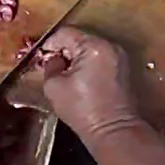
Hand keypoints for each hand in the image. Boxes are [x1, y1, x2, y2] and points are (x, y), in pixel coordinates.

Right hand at [37, 26, 152, 140]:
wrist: (112, 131)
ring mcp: (119, 57)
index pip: (65, 33)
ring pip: (90, 47)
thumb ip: (50, 66)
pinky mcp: (123, 68)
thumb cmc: (82, 109)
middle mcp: (110, 46)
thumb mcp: (54, 86)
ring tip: (65, 73)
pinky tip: (79, 79)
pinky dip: (88, 63)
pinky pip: (100, 57)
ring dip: (76, 56)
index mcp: (93, 47)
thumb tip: (54, 59)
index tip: (41, 56)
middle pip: (79, 38)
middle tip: (51, 65)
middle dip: (63, 50)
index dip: (49, 43)